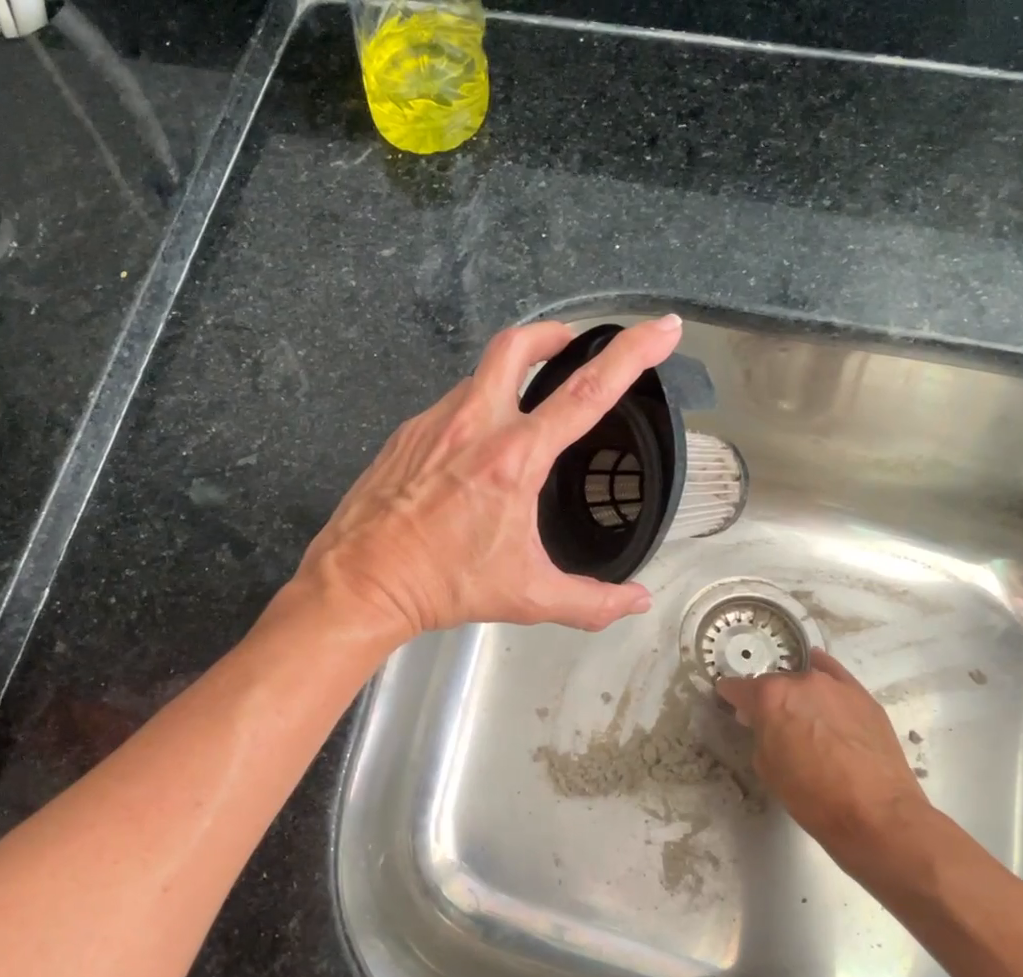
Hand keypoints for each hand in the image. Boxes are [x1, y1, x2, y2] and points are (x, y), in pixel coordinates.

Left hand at [296, 316, 684, 640]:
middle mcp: (474, 426)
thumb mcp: (528, 596)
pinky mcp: (405, 435)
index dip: (632, 353)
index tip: (662, 327)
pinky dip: (472, 410)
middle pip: (517, 345)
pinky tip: (473, 446)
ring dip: (509, 377)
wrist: (360, 582)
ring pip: (479, 376)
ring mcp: (433, 424)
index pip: (586, 392)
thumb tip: (638, 601)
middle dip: (553, 333)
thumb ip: (592, 601)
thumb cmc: (443, 585)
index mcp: (514, 459)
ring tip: (523, 405)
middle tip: (572, 345)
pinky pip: (448, 406)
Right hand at [718, 651, 929, 855]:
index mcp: (769, 697)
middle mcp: (800, 681)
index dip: (731, 698)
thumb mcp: (766, 767)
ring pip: (805, 680)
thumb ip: (760, 734)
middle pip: (772, 682)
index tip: (732, 708)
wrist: (877, 814)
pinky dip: (824, 678)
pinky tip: (822, 686)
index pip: (737, 687)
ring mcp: (835, 685)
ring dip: (797, 694)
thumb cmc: (812, 796)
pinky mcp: (863, 696)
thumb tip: (764, 723)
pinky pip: (835, 676)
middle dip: (767, 699)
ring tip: (804, 718)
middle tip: (772, 724)